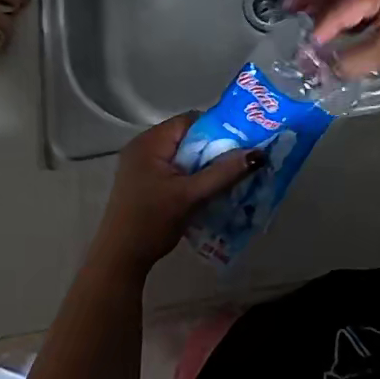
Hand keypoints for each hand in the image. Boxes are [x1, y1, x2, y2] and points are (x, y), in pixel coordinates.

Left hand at [89, 113, 261, 277]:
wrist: (121, 257)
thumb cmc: (153, 221)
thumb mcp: (191, 196)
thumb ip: (223, 173)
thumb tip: (258, 153)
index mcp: (150, 142)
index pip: (190, 121)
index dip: (217, 129)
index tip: (241, 144)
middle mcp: (143, 146)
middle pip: (186, 137)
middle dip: (213, 148)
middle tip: (240, 162)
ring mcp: (141, 164)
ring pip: (181, 155)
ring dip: (203, 164)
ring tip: (229, 176)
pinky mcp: (143, 181)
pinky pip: (173, 168)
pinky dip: (191, 175)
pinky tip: (207, 189)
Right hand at [288, 0, 379, 81]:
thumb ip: (351, 59)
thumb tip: (321, 69)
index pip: (342, 6)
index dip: (321, 27)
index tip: (306, 48)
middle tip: (289, 9)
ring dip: (327, 8)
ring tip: (304, 19)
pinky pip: (362, 12)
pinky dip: (344, 20)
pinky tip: (335, 32)